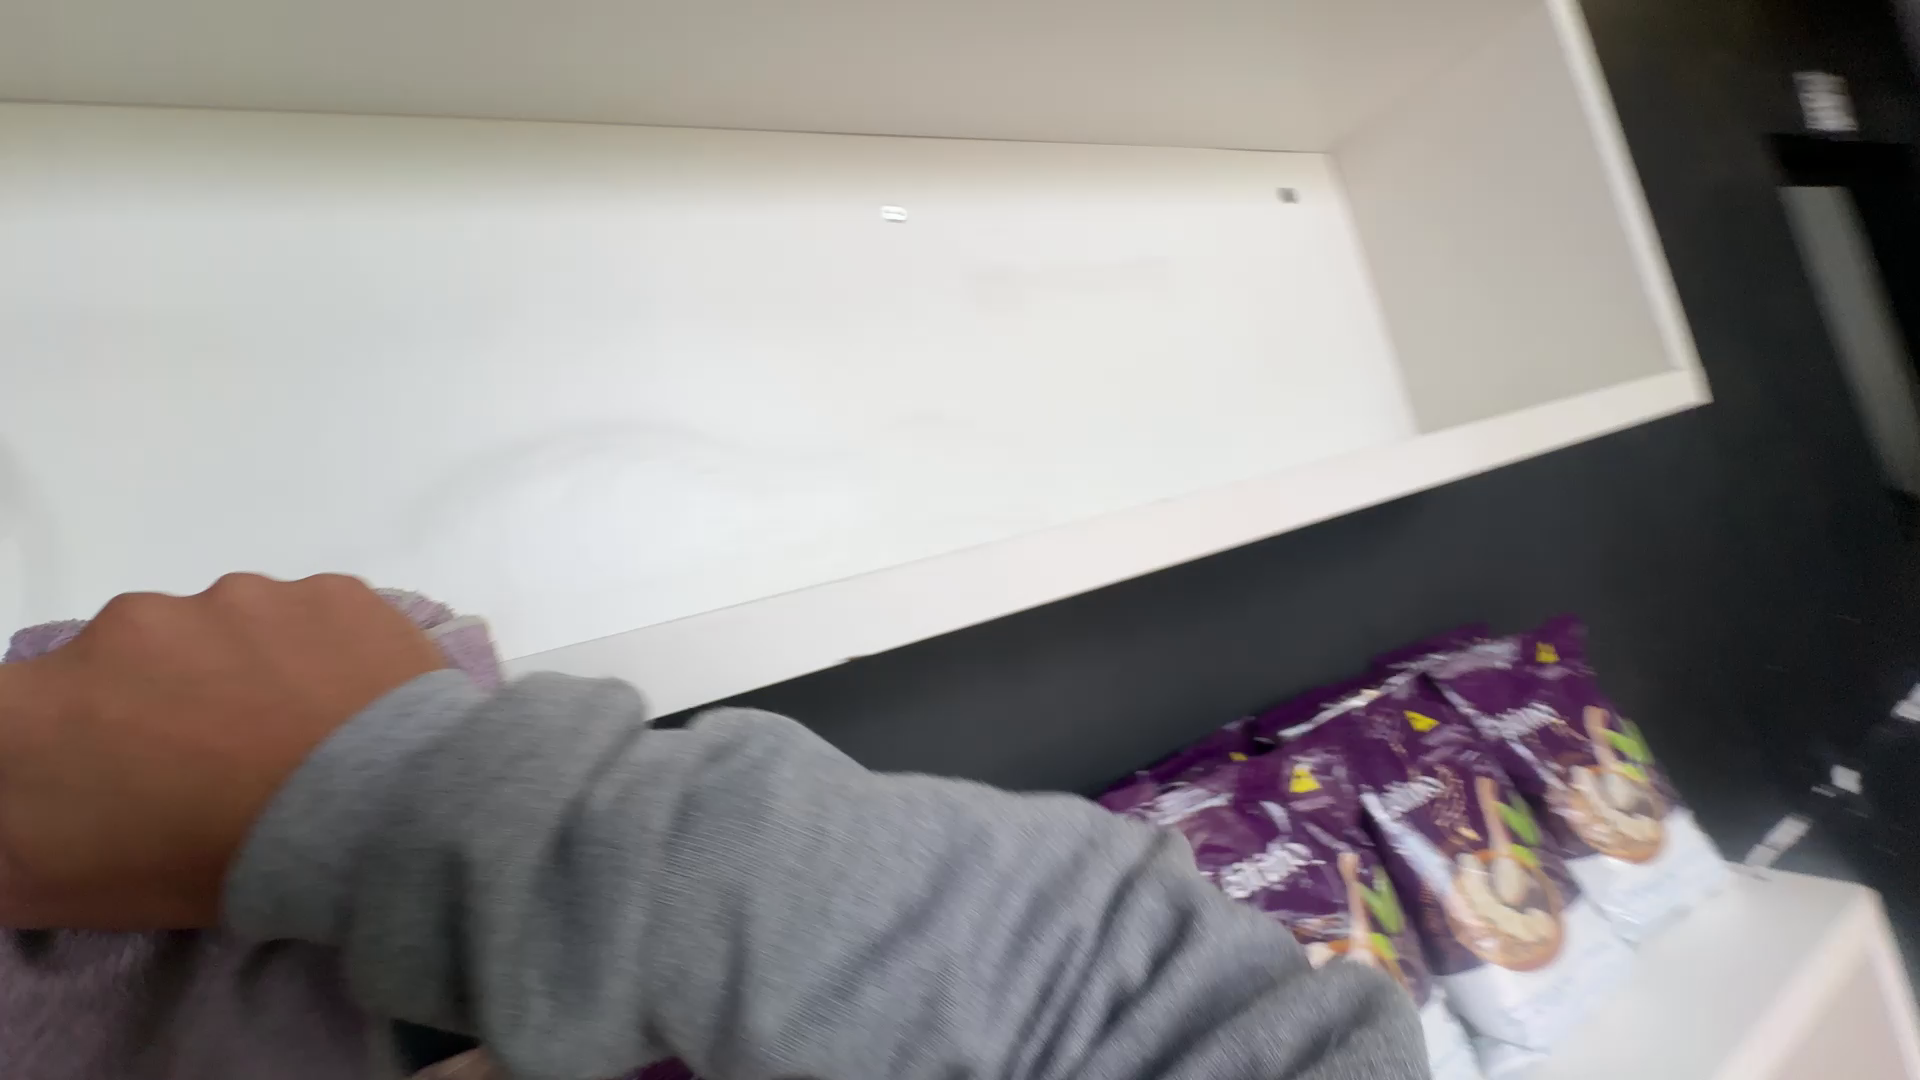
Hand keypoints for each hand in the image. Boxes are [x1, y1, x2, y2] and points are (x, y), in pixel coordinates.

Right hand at [0, 573, 445, 929]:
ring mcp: (243, 598)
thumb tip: (25, 779)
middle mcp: (127, 626)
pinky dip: (328, 646)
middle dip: (169, 694)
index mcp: (30, 701)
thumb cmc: (212, 857)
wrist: (377, 809)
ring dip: (255, 664)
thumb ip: (7, 817)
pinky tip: (353, 695)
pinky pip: (316, 615)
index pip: (32, 706)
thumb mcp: (43, 880)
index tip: (124, 758)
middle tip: (230, 746)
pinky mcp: (332, 590)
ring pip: (234, 628)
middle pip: (136, 657)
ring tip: (304, 724)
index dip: (80, 733)